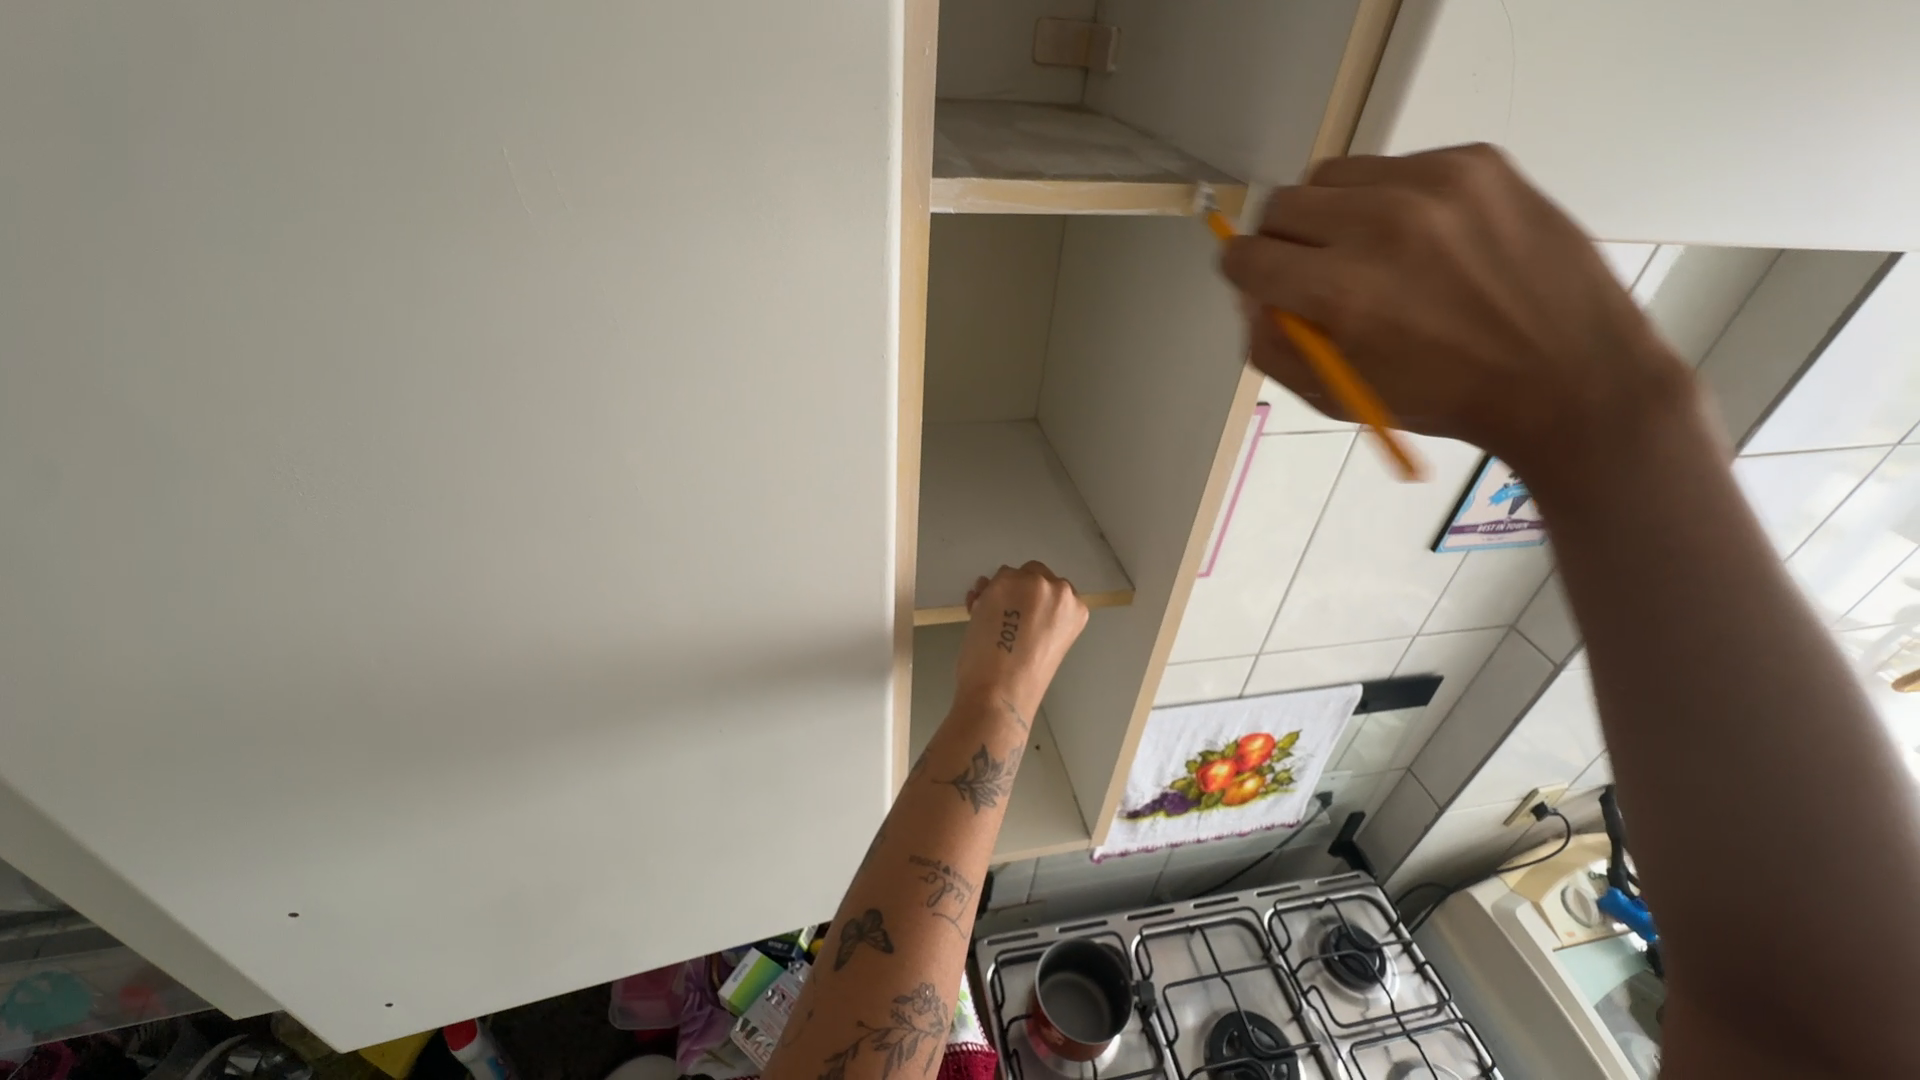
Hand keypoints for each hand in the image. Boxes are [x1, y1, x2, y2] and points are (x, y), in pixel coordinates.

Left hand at [954, 562, 1088, 715]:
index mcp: (1076, 609)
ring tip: (988, 621)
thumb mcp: (1047, 642)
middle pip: (1033, 576)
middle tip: (1004, 619)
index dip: (1035, 604)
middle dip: (1018, 592)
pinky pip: (988, 583)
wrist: (1001, 692)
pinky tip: (975, 616)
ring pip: (1010, 576)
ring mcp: (1029, 583)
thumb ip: (1039, 616)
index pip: (1054, 591)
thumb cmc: (1026, 679)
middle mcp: (1058, 590)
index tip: (1023, 620)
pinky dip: (981, 597)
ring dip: (999, 592)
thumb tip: (1012, 600)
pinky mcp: (1000, 583)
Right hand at [1220, 144, 1699, 481]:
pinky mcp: (1476, 161)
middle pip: (1279, 206)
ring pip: (1331, 176)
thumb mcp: (1337, 396)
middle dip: (1283, 242)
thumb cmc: (1441, 398)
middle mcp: (1380, 224)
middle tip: (1316, 271)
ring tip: (1369, 250)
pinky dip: (1389, 199)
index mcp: (1341, 291)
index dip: (1245, 275)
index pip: (1245, 256)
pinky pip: (1394, 165)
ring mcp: (1433, 183)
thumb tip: (1250, 297)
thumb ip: (1272, 347)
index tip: (1264, 285)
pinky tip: (1424, 239)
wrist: (1568, 374)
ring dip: (1331, 213)